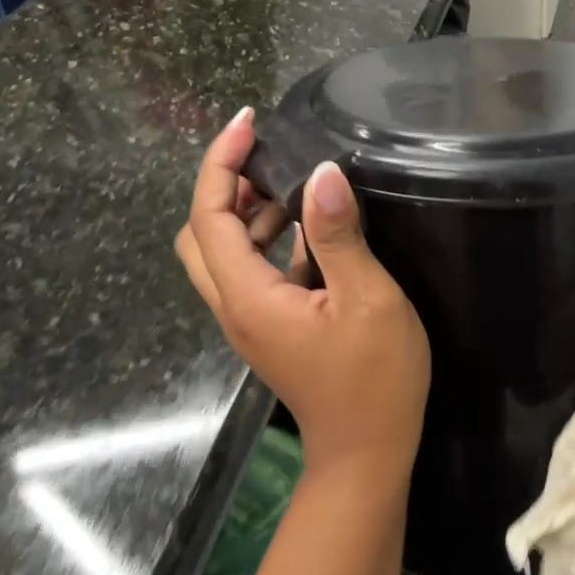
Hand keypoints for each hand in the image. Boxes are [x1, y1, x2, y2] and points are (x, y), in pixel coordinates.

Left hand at [176, 107, 431, 476]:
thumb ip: (340, 236)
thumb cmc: (374, 378)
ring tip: (298, 189)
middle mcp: (236, 307)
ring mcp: (250, 322)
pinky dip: (268, 242)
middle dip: (224, 186)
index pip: (210, 215)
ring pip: (223, 255)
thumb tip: (323, 173)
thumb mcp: (367, 300)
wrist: (366, 451)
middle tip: (269, 159)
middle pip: (200, 235)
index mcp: (249, 296)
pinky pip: (251, 273)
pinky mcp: (270, 330)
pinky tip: (312, 235)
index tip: (249, 123)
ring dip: (248, 214)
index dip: (220, 162)